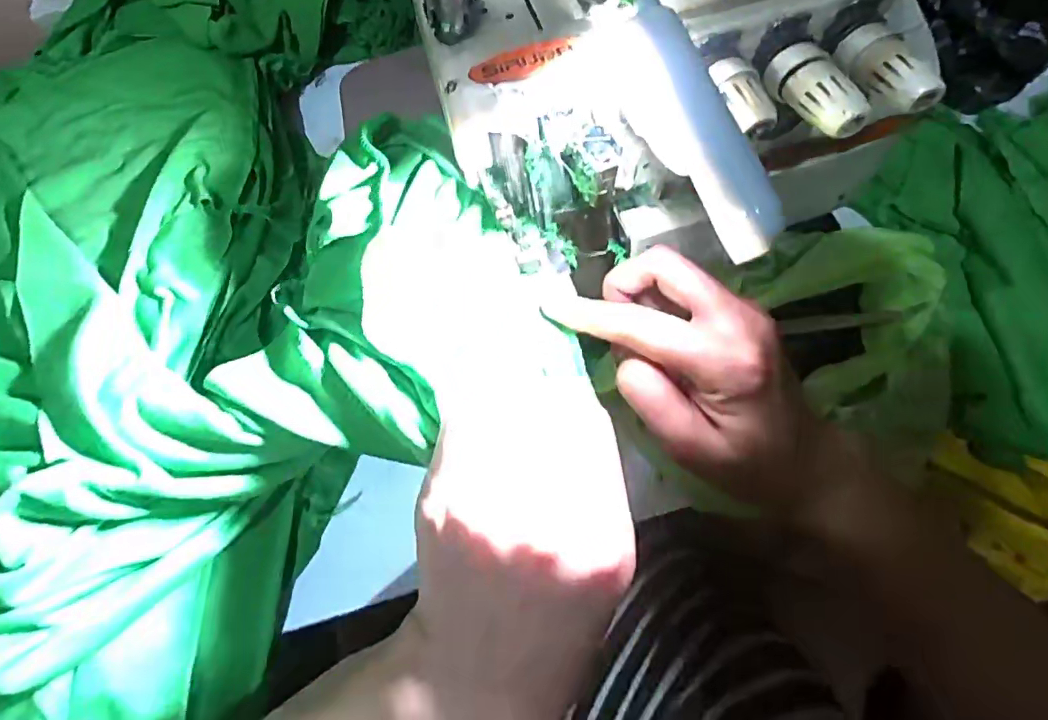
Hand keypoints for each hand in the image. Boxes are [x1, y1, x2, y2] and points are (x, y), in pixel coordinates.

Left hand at [400, 369, 634, 718]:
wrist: (482, 669)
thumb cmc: (557, 610)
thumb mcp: (607, 554)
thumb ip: (600, 477)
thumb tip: (576, 393)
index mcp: (602, 539)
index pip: (588, 421)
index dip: (572, 393)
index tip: (559, 385)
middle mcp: (546, 526)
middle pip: (542, 406)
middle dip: (535, 386)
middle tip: (525, 377)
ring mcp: (486, 513)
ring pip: (498, 404)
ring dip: (500, 389)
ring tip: (498, 384)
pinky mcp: (440, 504)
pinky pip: (460, 424)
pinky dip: (468, 409)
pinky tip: (472, 410)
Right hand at [542, 246, 849, 525]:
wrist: (810, 461)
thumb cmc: (749, 466)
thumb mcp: (690, 449)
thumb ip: (650, 399)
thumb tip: (624, 353)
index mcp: (724, 357)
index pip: (641, 323)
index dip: (592, 314)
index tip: (554, 306)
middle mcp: (737, 316)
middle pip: (663, 264)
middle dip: (623, 284)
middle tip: (613, 326)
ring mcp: (742, 306)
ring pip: (672, 270)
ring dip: (641, 294)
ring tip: (641, 343)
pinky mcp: (740, 306)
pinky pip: (685, 285)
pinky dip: (659, 301)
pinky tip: (664, 342)